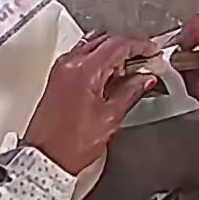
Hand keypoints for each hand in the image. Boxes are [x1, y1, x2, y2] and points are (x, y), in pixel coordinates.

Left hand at [22, 32, 159, 173]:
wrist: (45, 159)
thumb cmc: (71, 144)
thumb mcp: (110, 117)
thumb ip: (131, 91)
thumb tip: (144, 78)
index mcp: (84, 70)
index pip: (118, 44)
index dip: (140, 45)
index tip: (153, 50)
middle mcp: (70, 64)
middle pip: (105, 40)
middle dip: (128, 46)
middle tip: (146, 59)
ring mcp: (61, 69)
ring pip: (93, 45)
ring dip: (112, 52)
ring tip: (130, 70)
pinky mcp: (58, 78)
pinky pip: (82, 56)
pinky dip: (99, 59)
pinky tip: (110, 76)